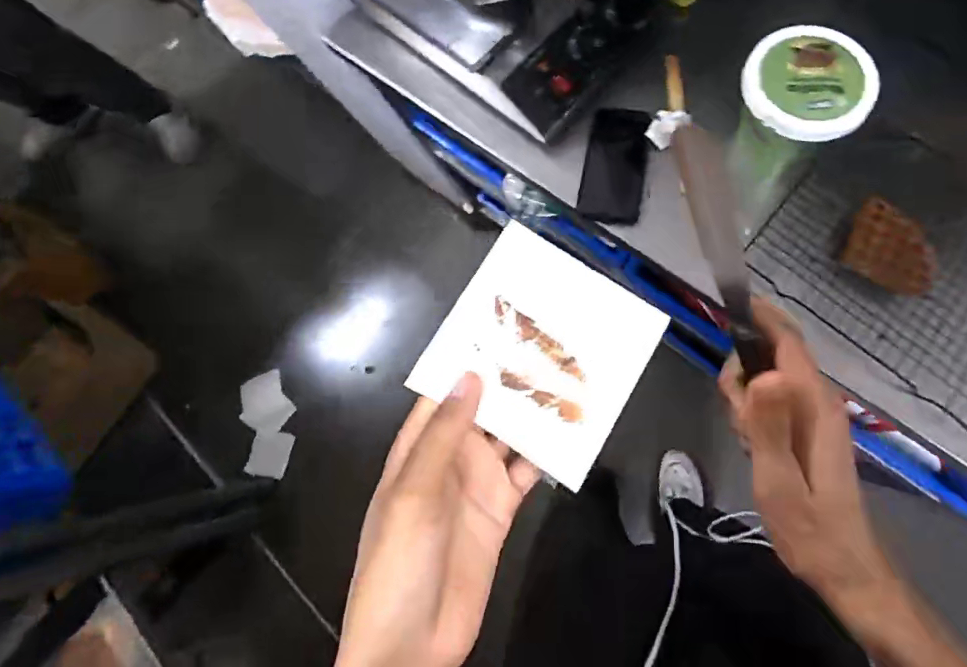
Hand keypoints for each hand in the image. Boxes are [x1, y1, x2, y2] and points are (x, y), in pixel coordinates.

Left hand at [337, 372, 541, 666]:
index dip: (467, 363)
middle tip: (545, 348)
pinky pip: (526, 471)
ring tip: (563, 379)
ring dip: (531, 413)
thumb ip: (443, 434)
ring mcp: (477, 483)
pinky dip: (546, 452)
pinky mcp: (501, 509)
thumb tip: (471, 375)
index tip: (499, 330)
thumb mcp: (413, 494)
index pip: (443, 394)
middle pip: (482, 409)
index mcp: (418, 448)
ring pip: (508, 435)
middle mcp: (450, 457)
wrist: (411, 646)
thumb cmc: (398, 563)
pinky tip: (569, 431)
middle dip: (508, 383)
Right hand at [718, 300, 966, 666]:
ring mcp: (815, 411)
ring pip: (770, 373)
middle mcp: (818, 398)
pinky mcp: (808, 425)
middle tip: (734, 413)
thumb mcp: (778, 481)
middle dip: (743, 368)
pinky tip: (752, 442)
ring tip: (744, 437)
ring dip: (746, 392)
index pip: (788, 341)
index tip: (730, 303)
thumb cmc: (810, 528)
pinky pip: (774, 394)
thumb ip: (768, 426)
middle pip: (774, 353)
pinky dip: (754, 407)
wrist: (845, 568)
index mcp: (814, 403)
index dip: (760, 316)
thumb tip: (764, 374)